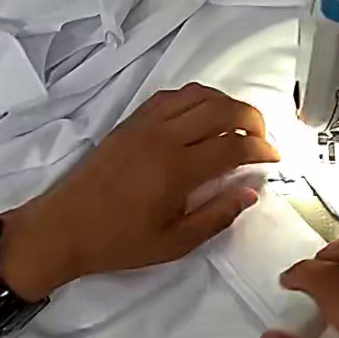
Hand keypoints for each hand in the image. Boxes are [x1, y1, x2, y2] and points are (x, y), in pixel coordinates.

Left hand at [0, 84, 278, 298]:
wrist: (64, 227)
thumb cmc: (118, 240)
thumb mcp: (174, 243)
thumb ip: (217, 216)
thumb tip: (249, 193)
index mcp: (176, 170)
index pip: (232, 147)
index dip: (261, 149)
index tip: (274, 157)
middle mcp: (163, 137)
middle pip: (221, 110)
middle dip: (251, 118)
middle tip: (264, 135)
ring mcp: (145, 124)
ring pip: (197, 95)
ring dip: (226, 102)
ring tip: (239, 122)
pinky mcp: (131, 121)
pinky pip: (171, 96)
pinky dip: (196, 97)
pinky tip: (202, 113)